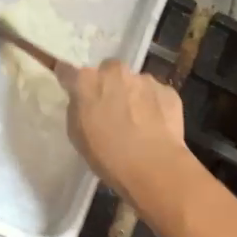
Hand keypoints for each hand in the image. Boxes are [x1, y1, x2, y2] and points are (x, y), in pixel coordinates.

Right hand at [58, 60, 186, 194]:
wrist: (153, 165)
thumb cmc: (106, 154)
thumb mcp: (77, 134)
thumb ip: (78, 109)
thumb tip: (84, 101)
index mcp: (86, 81)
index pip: (68, 71)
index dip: (70, 79)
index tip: (72, 86)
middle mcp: (115, 72)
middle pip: (108, 71)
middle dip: (108, 84)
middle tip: (111, 109)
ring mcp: (144, 79)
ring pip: (134, 82)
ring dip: (133, 95)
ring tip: (138, 122)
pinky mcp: (168, 91)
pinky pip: (156, 94)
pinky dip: (154, 105)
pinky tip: (155, 126)